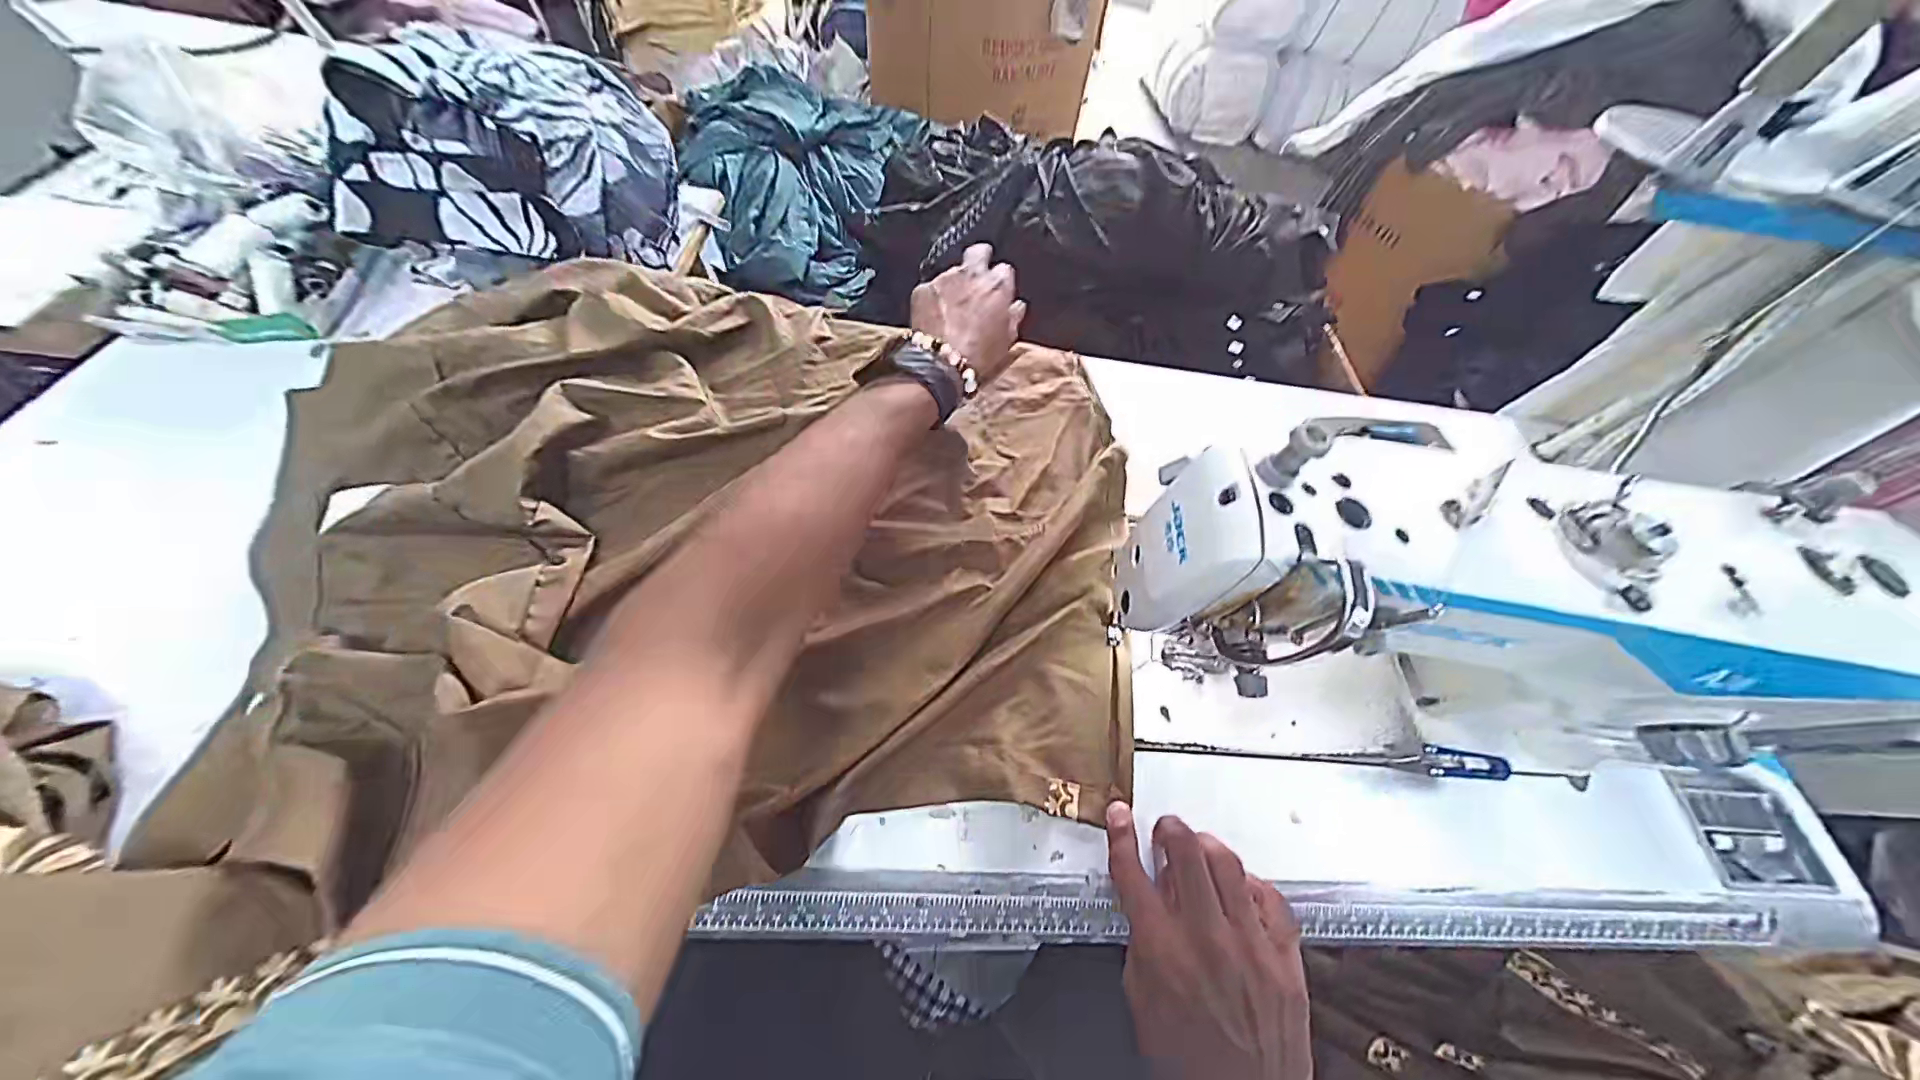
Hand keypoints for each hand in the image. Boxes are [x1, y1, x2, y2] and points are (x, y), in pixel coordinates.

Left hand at [909, 243, 1026, 386]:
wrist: (941, 364)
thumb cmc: (979, 356)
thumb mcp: (1007, 340)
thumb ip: (1014, 316)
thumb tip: (1016, 306)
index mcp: (997, 285)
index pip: (1004, 270)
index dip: (1000, 283)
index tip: (997, 294)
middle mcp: (972, 274)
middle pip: (978, 252)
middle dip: (980, 260)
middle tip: (977, 280)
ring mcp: (945, 279)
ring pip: (953, 271)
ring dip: (955, 283)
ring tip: (953, 308)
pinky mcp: (923, 288)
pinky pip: (932, 287)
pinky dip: (934, 297)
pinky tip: (935, 316)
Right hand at [1106, 801, 1312, 1079]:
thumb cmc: (1189, 1060)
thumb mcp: (1140, 997)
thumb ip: (1141, 940)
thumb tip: (1146, 897)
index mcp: (1161, 950)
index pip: (1132, 872)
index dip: (1121, 836)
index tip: (1120, 816)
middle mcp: (1205, 940)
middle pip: (1184, 852)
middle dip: (1169, 829)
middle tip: (1165, 830)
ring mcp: (1250, 946)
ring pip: (1228, 864)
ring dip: (1206, 846)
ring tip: (1199, 849)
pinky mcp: (1285, 960)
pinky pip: (1272, 898)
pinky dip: (1252, 883)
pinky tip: (1241, 886)